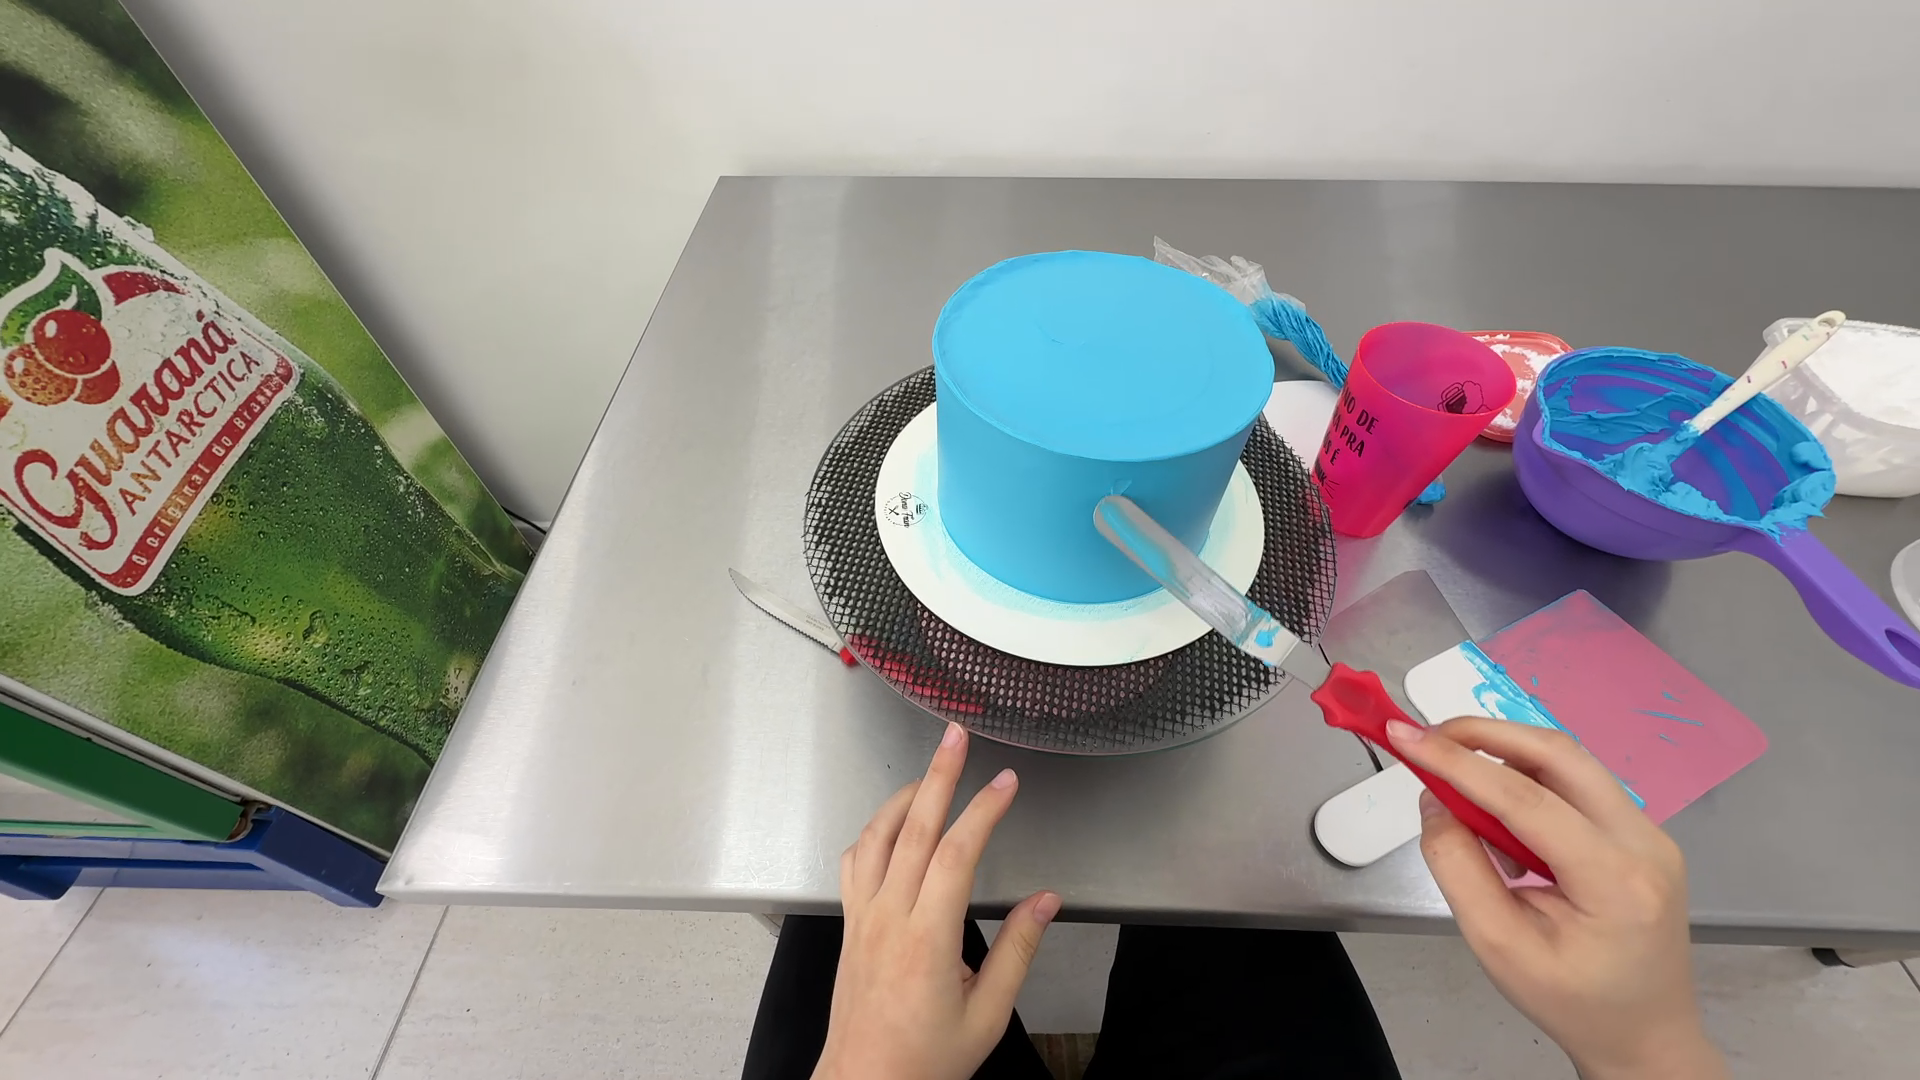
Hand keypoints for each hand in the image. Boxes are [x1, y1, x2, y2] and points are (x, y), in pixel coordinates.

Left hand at [813, 722, 1060, 1079]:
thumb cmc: (926, 1060)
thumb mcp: (987, 1016)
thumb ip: (1017, 951)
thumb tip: (1047, 901)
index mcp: (927, 938)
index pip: (957, 854)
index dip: (984, 811)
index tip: (1007, 782)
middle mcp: (889, 915)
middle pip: (915, 827)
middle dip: (939, 774)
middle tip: (955, 736)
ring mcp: (862, 914)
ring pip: (878, 835)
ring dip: (906, 794)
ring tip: (932, 770)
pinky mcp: (848, 920)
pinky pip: (854, 860)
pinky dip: (875, 829)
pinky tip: (893, 822)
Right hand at [1386, 717, 1727, 1079]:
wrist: (1645, 1035)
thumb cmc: (1568, 998)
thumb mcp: (1493, 940)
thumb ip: (1455, 862)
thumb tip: (1434, 798)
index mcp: (1614, 882)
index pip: (1525, 798)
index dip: (1456, 760)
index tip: (1399, 734)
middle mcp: (1643, 843)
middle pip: (1557, 754)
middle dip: (1482, 732)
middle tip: (1425, 737)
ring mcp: (1646, 832)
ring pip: (1564, 758)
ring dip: (1498, 748)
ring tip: (1449, 767)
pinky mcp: (1634, 830)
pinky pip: (1569, 779)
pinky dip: (1518, 772)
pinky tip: (1489, 803)